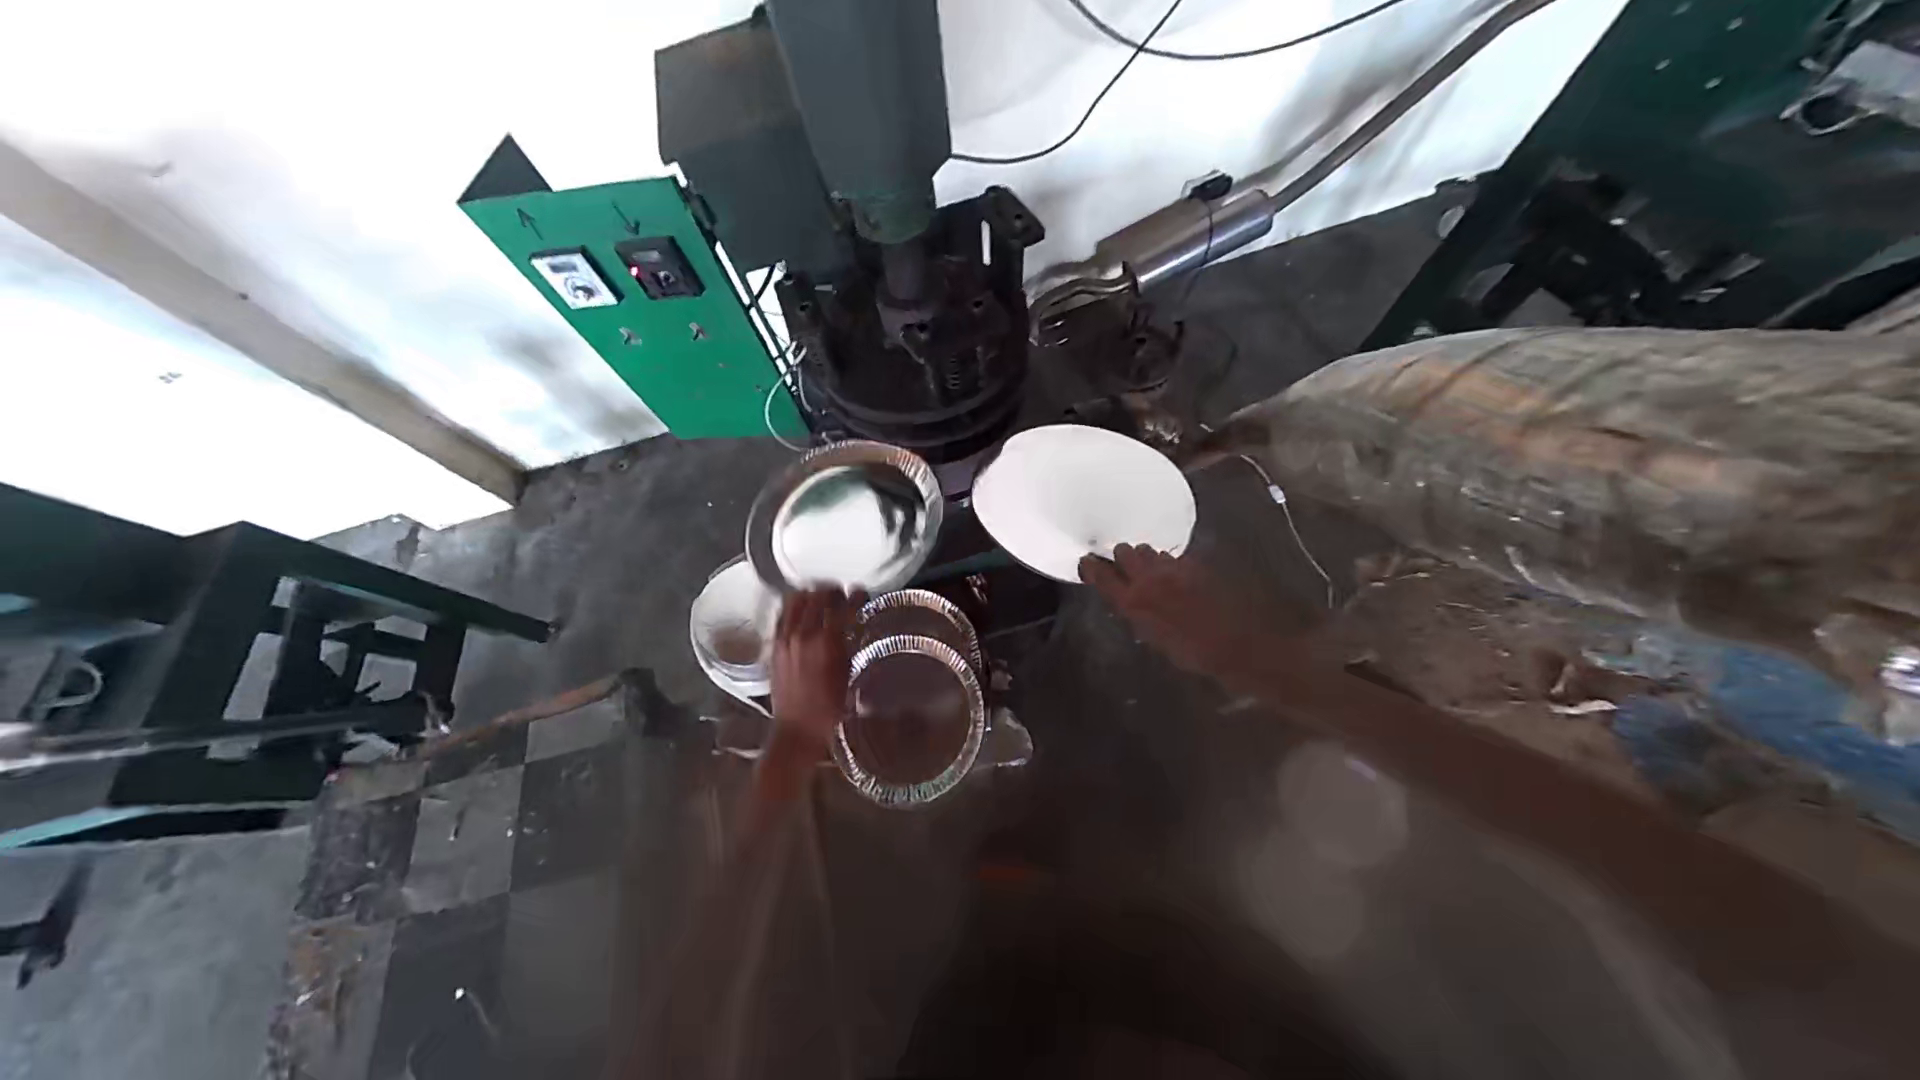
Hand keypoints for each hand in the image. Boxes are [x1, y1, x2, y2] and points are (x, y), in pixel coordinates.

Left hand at [769, 588, 863, 752]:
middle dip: (833, 592)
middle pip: (817, 596)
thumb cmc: (828, 710)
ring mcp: (785, 639)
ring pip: (796, 600)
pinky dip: (795, 609)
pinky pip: (783, 615)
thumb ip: (851, 646)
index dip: (856, 596)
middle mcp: (802, 635)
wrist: (796, 732)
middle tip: (843, 596)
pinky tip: (803, 615)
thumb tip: (855, 625)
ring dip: (812, 596)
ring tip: (822, 601)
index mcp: (826, 643)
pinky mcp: (774, 646)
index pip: (843, 606)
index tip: (862, 594)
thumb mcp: (849, 676)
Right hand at [1078, 544, 1257, 676]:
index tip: (1087, 562)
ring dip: (1145, 558)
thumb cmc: (1193, 652)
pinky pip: (1172, 557)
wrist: (1238, 644)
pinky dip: (1168, 563)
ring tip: (1150, 571)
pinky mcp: (1195, 564)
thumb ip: (1137, 614)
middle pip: (1124, 551)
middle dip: (1121, 557)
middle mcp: (1149, 578)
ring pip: (1148, 550)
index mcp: (1133, 601)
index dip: (1091, 566)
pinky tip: (1174, 576)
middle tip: (1123, 567)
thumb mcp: (1154, 638)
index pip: (1102, 574)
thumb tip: (1128, 602)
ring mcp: (1173, 567)